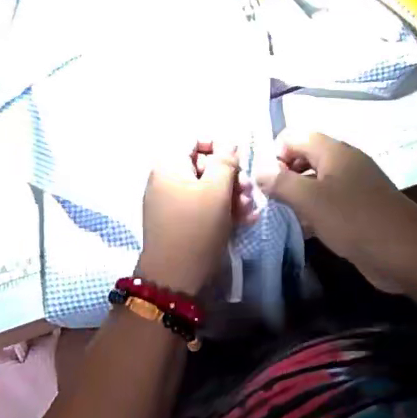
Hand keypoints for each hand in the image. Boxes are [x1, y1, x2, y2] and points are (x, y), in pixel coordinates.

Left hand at [137, 142, 243, 292]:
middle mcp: (167, 179)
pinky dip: (224, 209)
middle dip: (231, 174)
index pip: (192, 137)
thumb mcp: (216, 191)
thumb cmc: (196, 229)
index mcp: (168, 165)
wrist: (176, 279)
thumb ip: (225, 161)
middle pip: (203, 163)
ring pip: (208, 186)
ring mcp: (173, 201)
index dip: (218, 143)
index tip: (239, 159)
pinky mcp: (182, 221)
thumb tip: (229, 142)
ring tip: (249, 210)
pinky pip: (205, 205)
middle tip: (249, 190)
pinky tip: (245, 220)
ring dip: (232, 194)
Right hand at [255, 131, 416, 292]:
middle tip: (267, 201)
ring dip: (297, 197)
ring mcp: (353, 187)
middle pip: (304, 158)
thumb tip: (257, 169)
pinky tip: (303, 231)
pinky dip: (313, 213)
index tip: (263, 182)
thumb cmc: (354, 219)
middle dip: (283, 176)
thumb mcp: (311, 199)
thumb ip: (281, 182)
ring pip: (315, 184)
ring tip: (280, 217)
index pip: (293, 136)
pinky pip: (328, 204)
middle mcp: (343, 163)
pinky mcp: (358, 210)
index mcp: (333, 151)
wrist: (403, 251)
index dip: (274, 154)